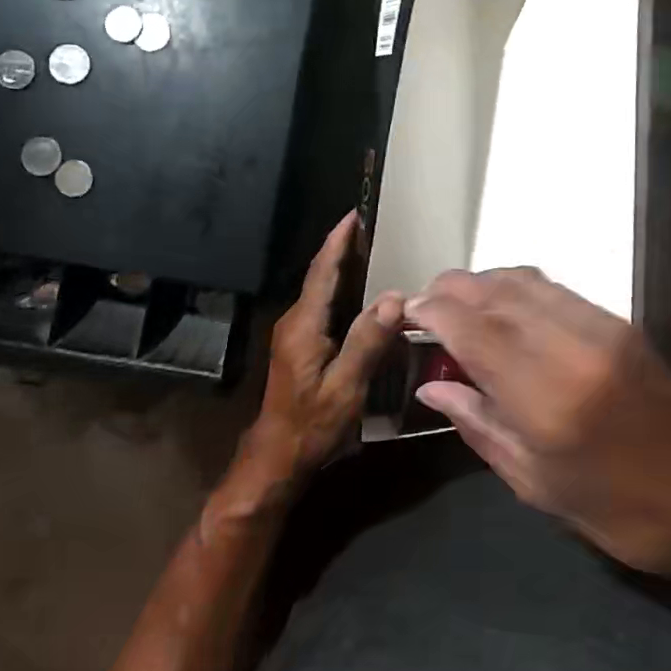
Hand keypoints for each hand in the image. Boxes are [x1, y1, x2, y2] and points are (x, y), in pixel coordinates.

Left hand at [241, 211, 402, 484]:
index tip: (353, 214)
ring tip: (369, 252)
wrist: (277, 457)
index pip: (322, 271)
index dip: (337, 241)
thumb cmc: (312, 423)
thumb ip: (367, 341)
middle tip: (370, 228)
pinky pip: (321, 307)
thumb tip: (394, 297)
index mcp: (304, 325)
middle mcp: (294, 321)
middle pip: (319, 276)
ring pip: (319, 291)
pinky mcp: (297, 346)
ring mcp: (293, 334)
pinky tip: (359, 296)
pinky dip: (339, 291)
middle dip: (341, 249)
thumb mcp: (345, 387)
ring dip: (340, 268)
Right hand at [408, 268, 670, 578]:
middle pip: (492, 292)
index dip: (431, 311)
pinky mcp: (617, 321)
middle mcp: (570, 348)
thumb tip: (430, 383)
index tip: (406, 312)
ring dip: (480, 283)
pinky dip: (514, 286)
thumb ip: (477, 423)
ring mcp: (598, 327)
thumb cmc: (618, 509)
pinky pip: (551, 286)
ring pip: (521, 279)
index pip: (471, 328)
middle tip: (425, 306)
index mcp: (546, 399)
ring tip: (458, 303)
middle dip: (449, 290)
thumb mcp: (535, 482)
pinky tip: (502, 306)